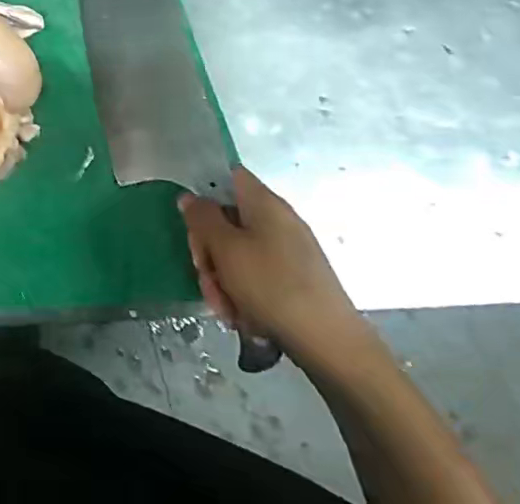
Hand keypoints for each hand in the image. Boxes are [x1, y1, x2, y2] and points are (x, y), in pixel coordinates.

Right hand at [178, 167, 373, 366]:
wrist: (329, 343)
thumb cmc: (272, 286)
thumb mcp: (226, 249)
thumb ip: (202, 219)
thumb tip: (190, 197)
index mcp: (264, 202)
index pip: (229, 176)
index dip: (205, 194)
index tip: (193, 224)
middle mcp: (278, 220)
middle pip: (229, 220)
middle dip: (209, 250)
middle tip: (206, 276)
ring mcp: (289, 251)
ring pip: (239, 254)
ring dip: (223, 279)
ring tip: (225, 308)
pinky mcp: (295, 280)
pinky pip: (257, 276)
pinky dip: (244, 294)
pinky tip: (243, 318)